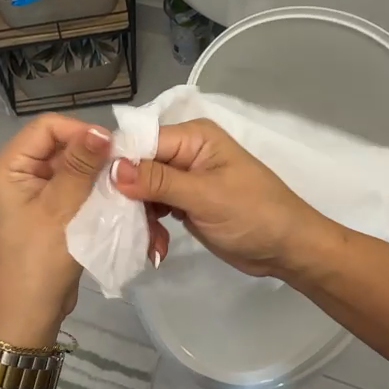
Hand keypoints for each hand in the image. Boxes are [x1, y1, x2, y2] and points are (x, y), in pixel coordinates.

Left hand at [0, 114, 110, 346]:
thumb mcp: (62, 208)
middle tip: (125, 166)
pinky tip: (115, 198)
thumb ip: (80, 166)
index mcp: (9, 166)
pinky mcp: (48, 210)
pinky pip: (72, 188)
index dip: (81, 131)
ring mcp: (33, 192)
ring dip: (96, 174)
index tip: (114, 148)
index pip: (47, 127)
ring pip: (71, 167)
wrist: (31, 311)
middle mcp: (18, 173)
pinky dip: (92, 191)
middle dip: (92, 154)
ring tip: (124, 182)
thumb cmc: (40, 258)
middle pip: (60, 145)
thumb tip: (101, 130)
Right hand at [112, 118, 347, 282]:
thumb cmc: (254, 215)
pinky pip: (152, 207)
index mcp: (192, 137)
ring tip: (147, 242)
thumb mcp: (205, 196)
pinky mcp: (182, 200)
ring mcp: (182, 177)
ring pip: (140, 189)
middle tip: (121, 225)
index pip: (140, 141)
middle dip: (127, 196)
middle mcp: (183, 151)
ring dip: (138, 216)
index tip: (98, 192)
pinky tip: (155, 246)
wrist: (289, 250)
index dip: (117, 164)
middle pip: (136, 166)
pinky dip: (149, 225)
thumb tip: (112, 168)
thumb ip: (158, 181)